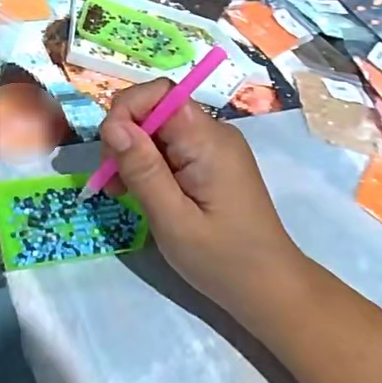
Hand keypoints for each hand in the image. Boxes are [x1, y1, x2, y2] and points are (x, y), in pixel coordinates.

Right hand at [99, 79, 302, 319]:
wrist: (271, 290)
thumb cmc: (223, 260)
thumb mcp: (173, 219)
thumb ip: (142, 169)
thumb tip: (112, 125)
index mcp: (208, 139)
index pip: (160, 92)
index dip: (127, 110)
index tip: (110, 152)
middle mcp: (212, 133)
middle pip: (155, 108)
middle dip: (124, 136)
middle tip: (112, 181)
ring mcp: (213, 147)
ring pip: (157, 128)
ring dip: (132, 153)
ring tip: (122, 191)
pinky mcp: (209, 163)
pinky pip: (169, 147)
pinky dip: (147, 164)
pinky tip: (140, 191)